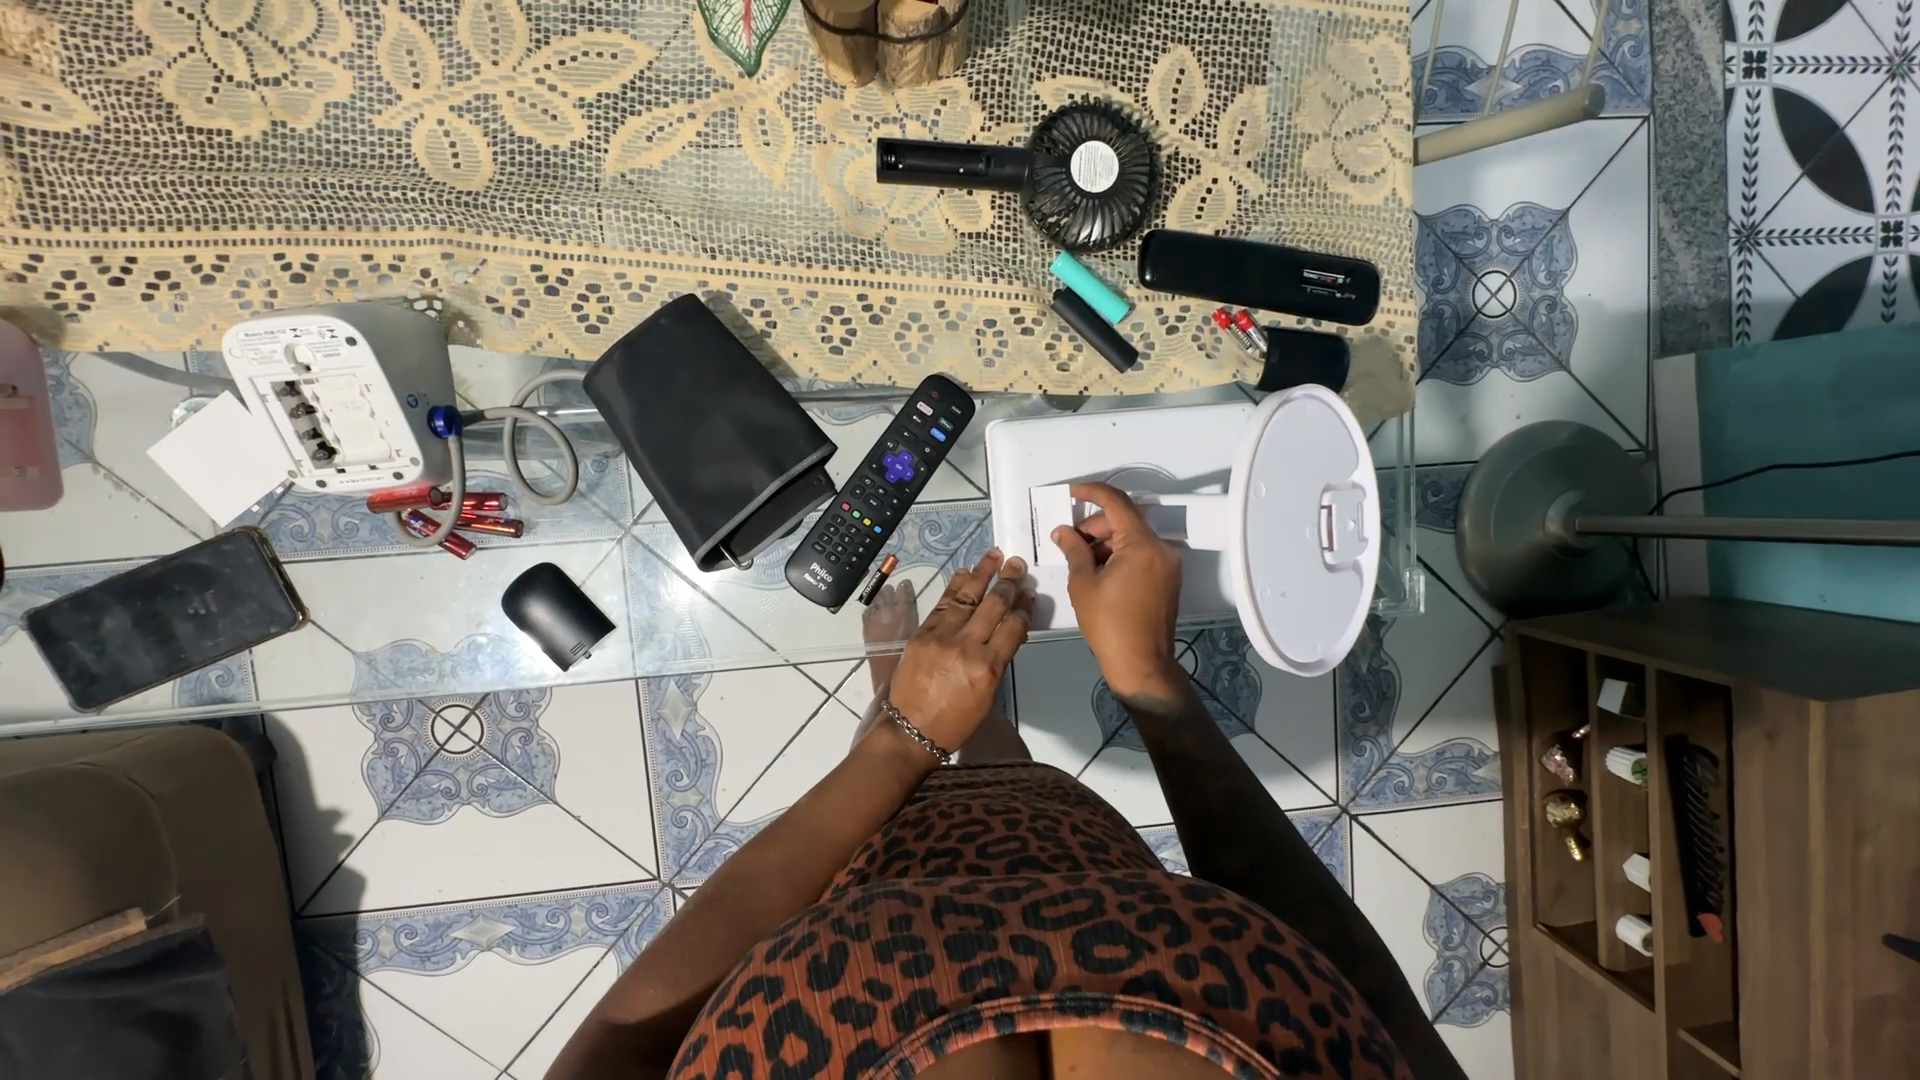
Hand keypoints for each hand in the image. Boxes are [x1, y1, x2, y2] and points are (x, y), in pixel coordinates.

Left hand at [883, 549, 1032, 756]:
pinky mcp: (922, 633)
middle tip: (1017, 564)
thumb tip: (1009, 632)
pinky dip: (955, 586)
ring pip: (967, 596)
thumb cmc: (955, 721)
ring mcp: (942, 636)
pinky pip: (943, 603)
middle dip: (1008, 582)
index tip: (1030, 594)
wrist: (911, 729)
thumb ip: (998, 661)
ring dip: (982, 573)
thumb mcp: (987, 696)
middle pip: (993, 605)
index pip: (1013, 627)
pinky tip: (965, 572)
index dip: (1024, 607)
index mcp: (988, 667)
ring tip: (994, 555)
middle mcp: (967, 646)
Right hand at [1052, 483, 1186, 701]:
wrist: (1141, 663)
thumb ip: (1074, 550)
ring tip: (1081, 559)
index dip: (1092, 493)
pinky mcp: (1167, 579)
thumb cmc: (1109, 625)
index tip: (1072, 493)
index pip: (1117, 503)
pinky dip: (1120, 554)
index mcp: (1142, 545)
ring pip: (1134, 537)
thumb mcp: (1083, 583)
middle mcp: (1161, 548)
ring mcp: (1168, 564)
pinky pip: (1142, 554)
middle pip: (1126, 520)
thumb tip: (1063, 532)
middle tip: (1070, 540)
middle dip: (1096, 524)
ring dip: (1107, 541)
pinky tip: (1099, 569)